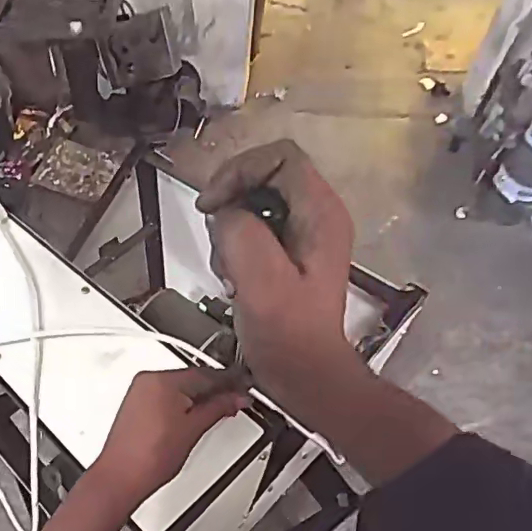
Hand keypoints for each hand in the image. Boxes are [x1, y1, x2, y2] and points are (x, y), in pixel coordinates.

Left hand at [33, 369, 248, 530]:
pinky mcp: (136, 405)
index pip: (205, 374)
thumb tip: (235, 398)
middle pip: (191, 378)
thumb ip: (218, 407)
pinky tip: (195, 414)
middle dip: (215, 389)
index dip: (229, 381)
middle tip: (237, 398)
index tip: (244, 387)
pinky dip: (182, 403)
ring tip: (220, 408)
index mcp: (161, 381)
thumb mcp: (193, 429)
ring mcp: (139, 392)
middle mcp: (147, 381)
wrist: (122, 477)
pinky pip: (166, 396)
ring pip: (178, 387)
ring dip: (199, 396)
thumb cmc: (148, 457)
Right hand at [197, 141, 359, 405]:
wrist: (302, 372)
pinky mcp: (287, 254)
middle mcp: (316, 216)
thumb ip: (240, 233)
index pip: (279, 157)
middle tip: (215, 236)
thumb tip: (224, 214)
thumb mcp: (260, 281)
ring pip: (254, 205)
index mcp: (320, 214)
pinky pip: (253, 231)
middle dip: (231, 203)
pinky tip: (234, 277)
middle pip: (265, 176)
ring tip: (229, 267)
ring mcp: (302, 235)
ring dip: (230, 230)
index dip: (238, 171)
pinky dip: (234, 248)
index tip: (211, 206)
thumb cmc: (287, 333)